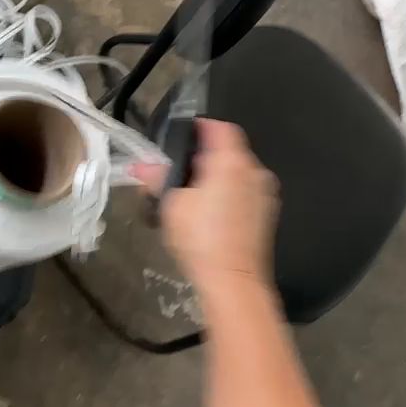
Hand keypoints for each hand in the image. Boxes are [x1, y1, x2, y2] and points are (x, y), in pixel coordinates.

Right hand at [131, 119, 277, 292]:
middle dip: (200, 158)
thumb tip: (141, 166)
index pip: (220, 128)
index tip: (177, 137)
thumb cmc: (200, 236)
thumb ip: (158, 178)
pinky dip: (224, 193)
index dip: (198, 127)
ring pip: (234, 174)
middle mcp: (254, 172)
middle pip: (226, 152)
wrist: (233, 279)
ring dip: (212, 177)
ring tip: (185, 195)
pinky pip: (241, 192)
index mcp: (233, 162)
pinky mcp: (265, 214)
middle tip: (173, 172)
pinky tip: (204, 213)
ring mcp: (264, 194)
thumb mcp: (171, 204)